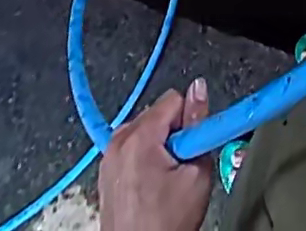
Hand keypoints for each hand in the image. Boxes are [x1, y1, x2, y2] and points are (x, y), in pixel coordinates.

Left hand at [100, 79, 211, 230]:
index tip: (193, 145)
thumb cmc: (165, 225)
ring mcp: (109, 156)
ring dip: (159, 146)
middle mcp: (118, 140)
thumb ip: (199, 125)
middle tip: (180, 167)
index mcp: (139, 137)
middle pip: (158, 113)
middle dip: (174, 134)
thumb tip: (198, 88)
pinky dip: (144, 158)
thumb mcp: (197, 175)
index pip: (174, 99)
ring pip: (146, 130)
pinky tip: (151, 185)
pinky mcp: (106, 170)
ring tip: (165, 180)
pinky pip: (132, 147)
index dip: (190, 122)